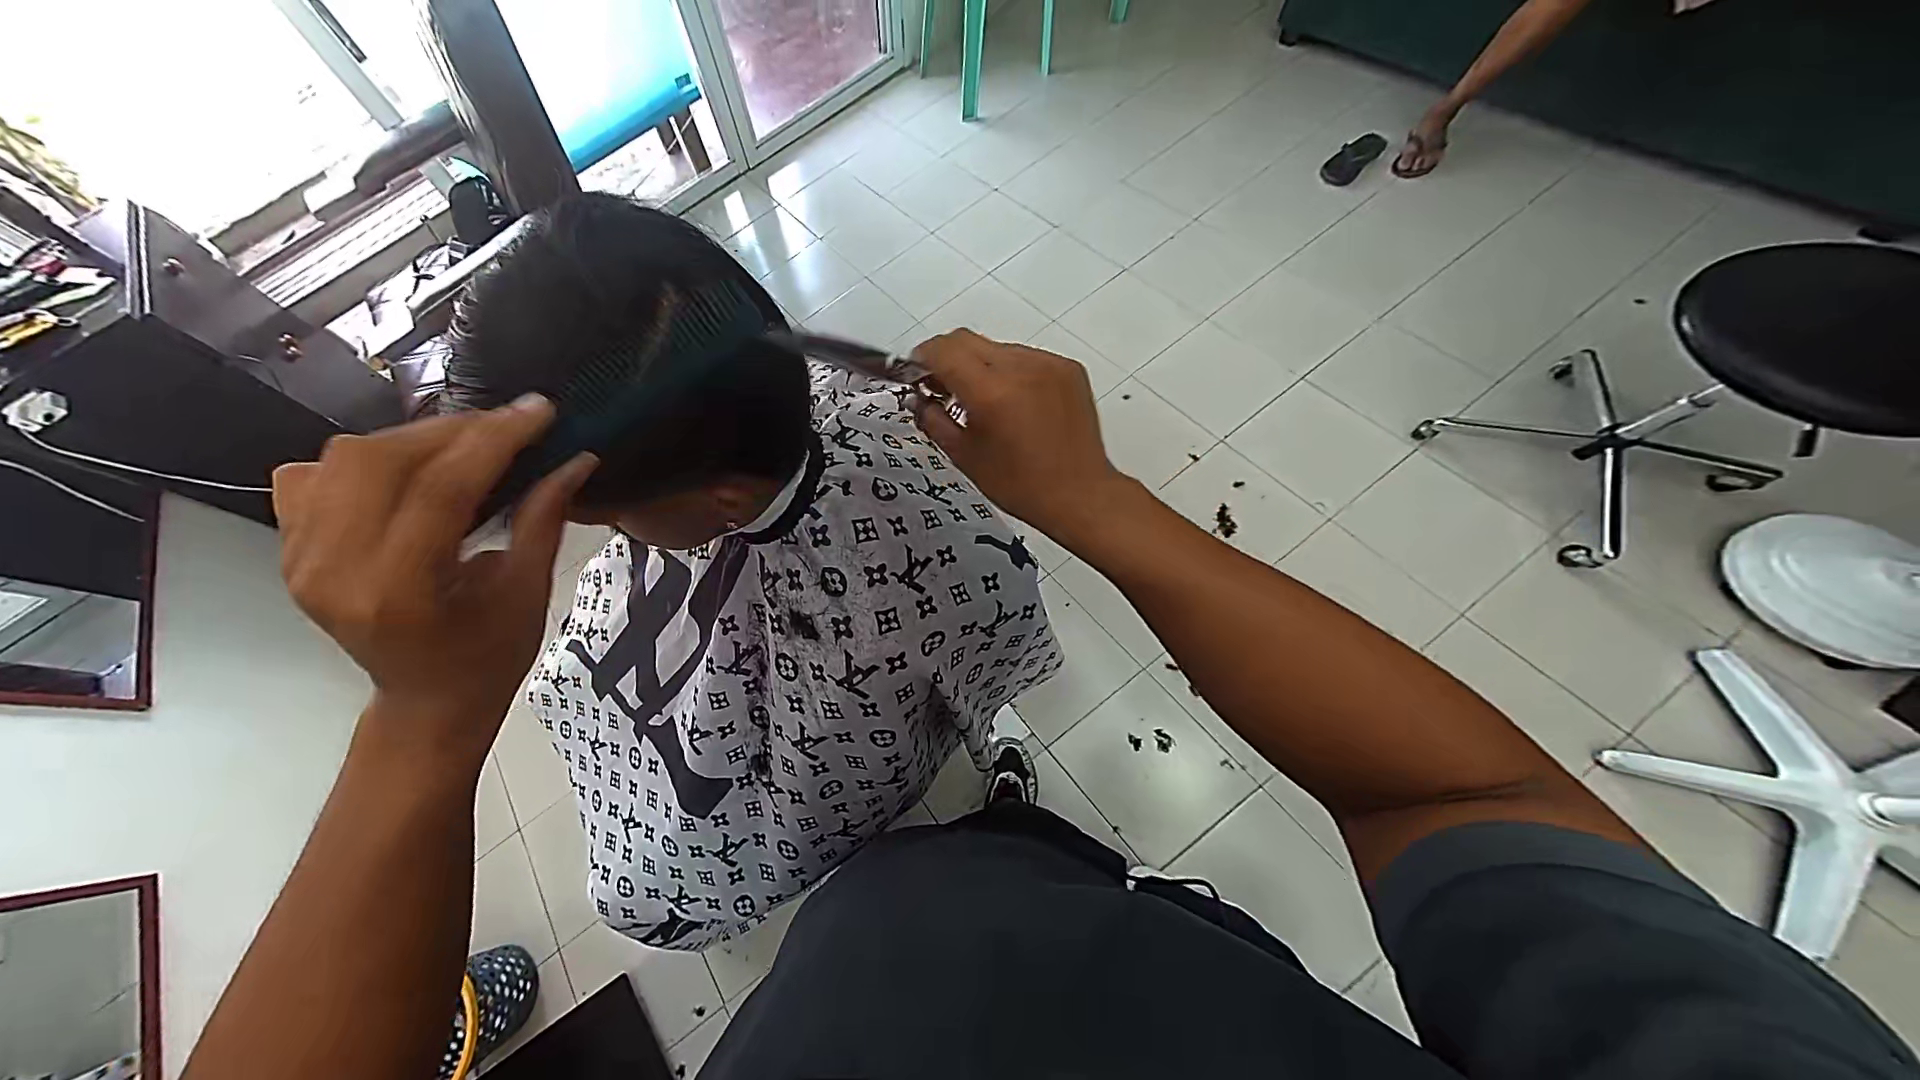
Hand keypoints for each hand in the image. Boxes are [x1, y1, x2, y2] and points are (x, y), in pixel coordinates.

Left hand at [272, 397, 596, 756]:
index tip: (539, 412)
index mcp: (398, 589)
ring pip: (344, 458)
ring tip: (470, 444)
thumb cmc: (489, 657)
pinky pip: (313, 477)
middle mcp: (332, 569)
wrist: (427, 700)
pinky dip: (365, 460)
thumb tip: (577, 459)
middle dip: (455, 430)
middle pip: (381, 460)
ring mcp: (300, 558)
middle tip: (511, 426)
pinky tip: (409, 472)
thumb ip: (543, 518)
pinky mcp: (290, 550)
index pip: (441, 487)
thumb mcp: (530, 591)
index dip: (495, 439)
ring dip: (414, 438)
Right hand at [908, 330, 1137, 544]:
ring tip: (983, 402)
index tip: (917, 372)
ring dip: (981, 366)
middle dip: (947, 359)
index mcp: (991, 392)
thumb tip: (919, 400)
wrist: (1078, 494)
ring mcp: (1048, 365)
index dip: (922, 358)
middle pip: (967, 341)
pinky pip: (1027, 358)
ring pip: (997, 348)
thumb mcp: (965, 457)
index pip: (943, 350)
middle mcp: (1021, 370)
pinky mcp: (1067, 369)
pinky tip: (1014, 404)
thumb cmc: (1025, 485)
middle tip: (942, 387)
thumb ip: (933, 420)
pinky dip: (1012, 373)